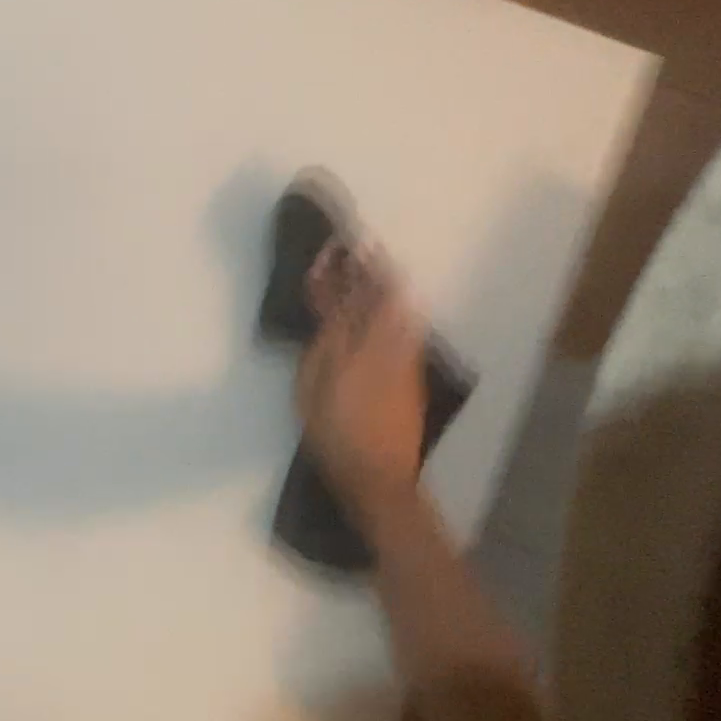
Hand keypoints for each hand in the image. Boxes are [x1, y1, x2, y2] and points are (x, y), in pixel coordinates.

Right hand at [295, 243, 427, 522]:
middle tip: (361, 245)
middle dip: (370, 270)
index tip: (333, 247)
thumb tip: (331, 314)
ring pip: (399, 311)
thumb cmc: (333, 432)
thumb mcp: (312, 388)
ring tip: (377, 264)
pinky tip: (395, 302)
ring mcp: (403, 361)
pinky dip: (397, 305)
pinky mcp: (409, 375)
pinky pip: (405, 326)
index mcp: (358, 348)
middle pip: (381, 299)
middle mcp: (387, 347)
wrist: (379, 474)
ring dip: (386, 284)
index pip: (347, 299)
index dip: (339, 273)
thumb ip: (322, 347)